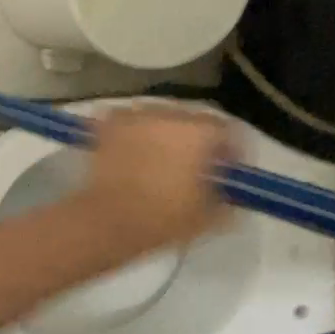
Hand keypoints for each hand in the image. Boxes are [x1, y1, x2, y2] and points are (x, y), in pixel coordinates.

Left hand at [80, 106, 233, 251]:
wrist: (109, 218)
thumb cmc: (164, 217)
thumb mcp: (210, 212)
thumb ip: (225, 192)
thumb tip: (226, 186)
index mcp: (200, 133)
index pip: (226, 130)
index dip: (228, 149)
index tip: (226, 167)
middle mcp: (167, 116)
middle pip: (190, 120)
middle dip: (195, 138)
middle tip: (192, 162)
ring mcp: (133, 118)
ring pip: (157, 116)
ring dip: (162, 131)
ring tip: (159, 154)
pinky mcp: (105, 127)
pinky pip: (125, 119)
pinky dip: (131, 129)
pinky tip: (131, 146)